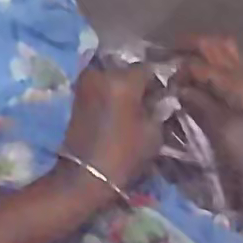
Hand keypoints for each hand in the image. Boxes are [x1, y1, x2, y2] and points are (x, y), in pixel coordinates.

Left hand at [60, 63, 162, 194]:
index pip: (148, 69)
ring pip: (111, 75)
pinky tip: (118, 106)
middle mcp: (101, 73)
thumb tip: (162, 96)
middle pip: (127, 70)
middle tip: (149, 99)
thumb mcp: (153, 132)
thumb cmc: (124, 153)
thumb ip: (159, 108)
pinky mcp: (77, 92)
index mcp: (123, 80)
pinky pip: (99, 84)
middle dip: (139, 82)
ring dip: (122, 86)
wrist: (85, 172)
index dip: (158, 81)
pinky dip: (109, 91)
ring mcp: (86, 81)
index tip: (165, 94)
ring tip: (133, 104)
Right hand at [175, 36, 242, 195]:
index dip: (179, 68)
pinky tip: (203, 76)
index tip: (163, 78)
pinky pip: (233, 63)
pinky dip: (216, 62)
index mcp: (237, 81)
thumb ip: (199, 103)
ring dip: (205, 51)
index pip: (200, 63)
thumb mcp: (222, 130)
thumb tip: (177, 86)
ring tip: (185, 63)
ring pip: (226, 50)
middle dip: (191, 46)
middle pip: (216, 44)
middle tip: (171, 57)